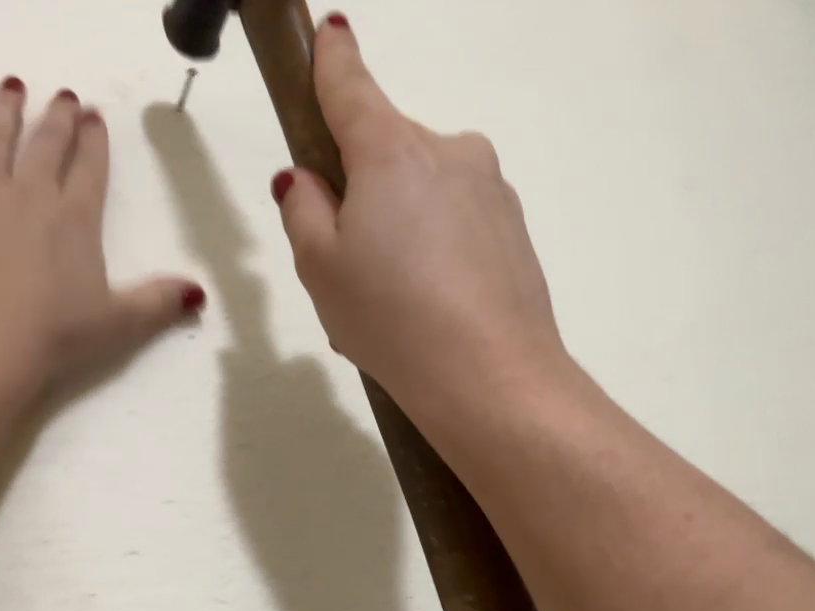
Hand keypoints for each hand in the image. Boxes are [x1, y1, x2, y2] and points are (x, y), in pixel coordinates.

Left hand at [0, 78, 205, 395]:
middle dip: (58, 117)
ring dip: (5, 112)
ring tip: (12, 89)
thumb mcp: (116, 325)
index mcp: (75, 218)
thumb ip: (156, 303)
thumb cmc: (53, 339)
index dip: (94, 140)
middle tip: (64, 97)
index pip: (90, 166)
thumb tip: (197, 292)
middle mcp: (29, 195)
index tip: (94, 117)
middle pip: (46, 144)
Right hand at [273, 16, 577, 423]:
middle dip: (358, 188)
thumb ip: (303, 210)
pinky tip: (424, 301)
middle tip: (343, 259)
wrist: (489, 372)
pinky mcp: (512, 222)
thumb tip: (305, 178)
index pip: (351, 89)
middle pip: (385, 150)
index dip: (332, 60)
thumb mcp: (319, 267)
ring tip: (388, 295)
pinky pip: (453, 218)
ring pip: (421, 188)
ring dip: (396, 222)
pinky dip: (431, 245)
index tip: (328, 31)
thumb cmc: (388, 315)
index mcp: (389, 151)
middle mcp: (447, 149)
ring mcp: (488, 183)